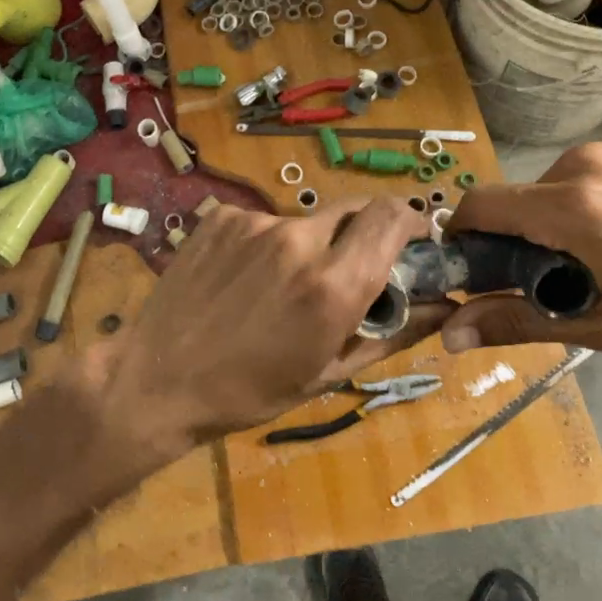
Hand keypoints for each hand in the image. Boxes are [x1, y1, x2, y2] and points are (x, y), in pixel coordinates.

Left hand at [98, 198, 433, 448]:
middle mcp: (298, 240)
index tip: (411, 240)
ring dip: (311, 244)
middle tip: (349, 269)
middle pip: (353, 209)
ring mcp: (254, 223)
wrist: (157, 378)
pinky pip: (262, 221)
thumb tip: (444, 307)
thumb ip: (392, 332)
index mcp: (333, 283)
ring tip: (280, 287)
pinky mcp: (220, 216)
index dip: (410, 221)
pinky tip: (243, 279)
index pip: (392, 215)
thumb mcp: (328, 373)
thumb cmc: (250, 390)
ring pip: (305, 220)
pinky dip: (267, 243)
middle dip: (363, 233)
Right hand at [441, 141, 601, 352]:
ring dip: (547, 226)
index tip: (473, 275)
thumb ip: (521, 322)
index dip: (461, 240)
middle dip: (512, 242)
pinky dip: (577, 208)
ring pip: (543, 191)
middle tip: (549, 285)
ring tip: (597, 263)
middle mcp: (578, 166)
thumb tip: (451, 334)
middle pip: (512, 202)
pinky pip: (577, 178)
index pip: (477, 206)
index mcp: (568, 208)